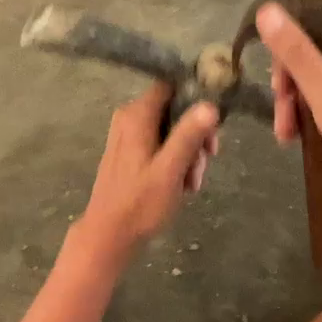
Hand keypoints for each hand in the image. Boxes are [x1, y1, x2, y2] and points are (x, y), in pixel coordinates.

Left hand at [76, 83, 220, 253]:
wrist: (109, 235)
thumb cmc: (140, 203)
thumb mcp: (170, 169)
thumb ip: (189, 135)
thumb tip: (210, 105)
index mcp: (137, 116)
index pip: (172, 87)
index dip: (195, 101)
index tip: (213, 125)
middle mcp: (129, 118)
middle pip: (174, 111)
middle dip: (194, 137)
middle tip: (204, 163)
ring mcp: (127, 135)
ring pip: (169, 131)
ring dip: (187, 154)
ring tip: (191, 183)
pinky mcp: (128, 153)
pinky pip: (159, 146)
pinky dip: (173, 161)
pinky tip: (180, 185)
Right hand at [258, 0, 321, 197]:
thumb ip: (295, 51)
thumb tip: (266, 10)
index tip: (278, 27)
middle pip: (319, 33)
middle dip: (290, 64)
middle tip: (279, 92)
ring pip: (318, 65)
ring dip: (294, 92)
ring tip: (283, 128)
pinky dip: (307, 105)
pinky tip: (292, 133)